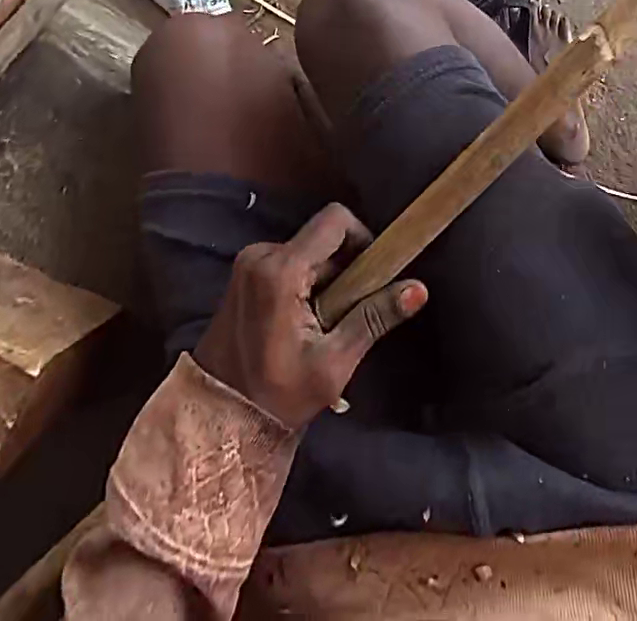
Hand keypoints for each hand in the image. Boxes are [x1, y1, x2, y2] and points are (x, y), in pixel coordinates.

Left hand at [193, 203, 427, 429]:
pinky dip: (305, 283)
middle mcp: (261, 254)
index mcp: (281, 269)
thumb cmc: (276, 395)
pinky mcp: (244, 273)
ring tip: (323, 325)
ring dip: (326, 280)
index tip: (373, 275)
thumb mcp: (333, 363)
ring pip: (308, 252)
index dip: (362, 238)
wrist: (218, 416)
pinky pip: (289, 262)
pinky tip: (302, 322)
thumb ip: (375, 317)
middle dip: (345, 269)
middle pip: (323, 239)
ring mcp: (249, 262)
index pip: (335, 221)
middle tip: (347, 314)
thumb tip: (418, 289)